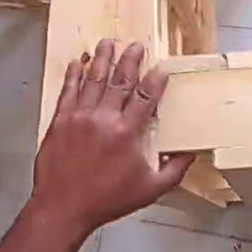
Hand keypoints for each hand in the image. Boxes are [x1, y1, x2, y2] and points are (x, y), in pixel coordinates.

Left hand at [27, 40, 195, 240]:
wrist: (63, 208)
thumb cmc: (107, 201)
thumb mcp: (149, 190)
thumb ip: (173, 171)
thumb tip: (190, 154)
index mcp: (127, 133)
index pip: (146, 96)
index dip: (155, 80)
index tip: (161, 68)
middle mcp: (104, 119)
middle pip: (120, 80)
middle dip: (130, 60)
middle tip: (136, 45)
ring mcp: (80, 117)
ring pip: (94, 79)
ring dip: (102, 59)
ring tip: (108, 42)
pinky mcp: (60, 120)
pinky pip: (68, 91)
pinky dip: (73, 75)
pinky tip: (78, 62)